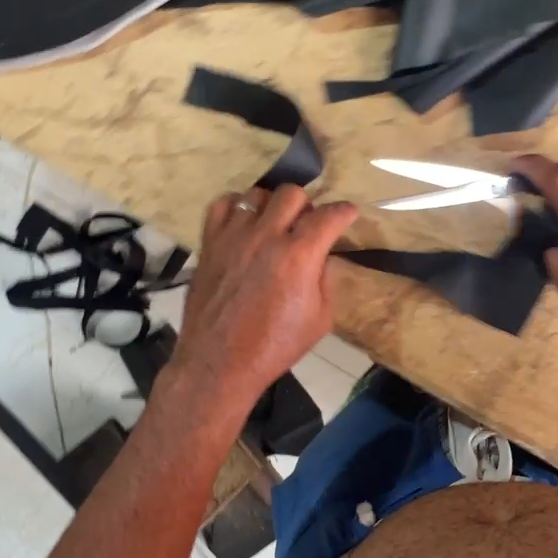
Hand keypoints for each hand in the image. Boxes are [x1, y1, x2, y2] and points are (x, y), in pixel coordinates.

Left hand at [171, 185, 358, 402]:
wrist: (220, 363)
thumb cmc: (275, 346)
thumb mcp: (320, 319)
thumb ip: (324, 280)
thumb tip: (321, 256)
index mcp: (299, 256)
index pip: (329, 215)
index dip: (344, 212)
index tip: (348, 214)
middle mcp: (266, 237)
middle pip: (292, 193)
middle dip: (307, 206)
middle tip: (306, 226)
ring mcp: (234, 237)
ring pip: (257, 194)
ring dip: (272, 207)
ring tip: (273, 226)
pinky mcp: (210, 243)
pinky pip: (223, 204)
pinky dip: (237, 208)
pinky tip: (244, 225)